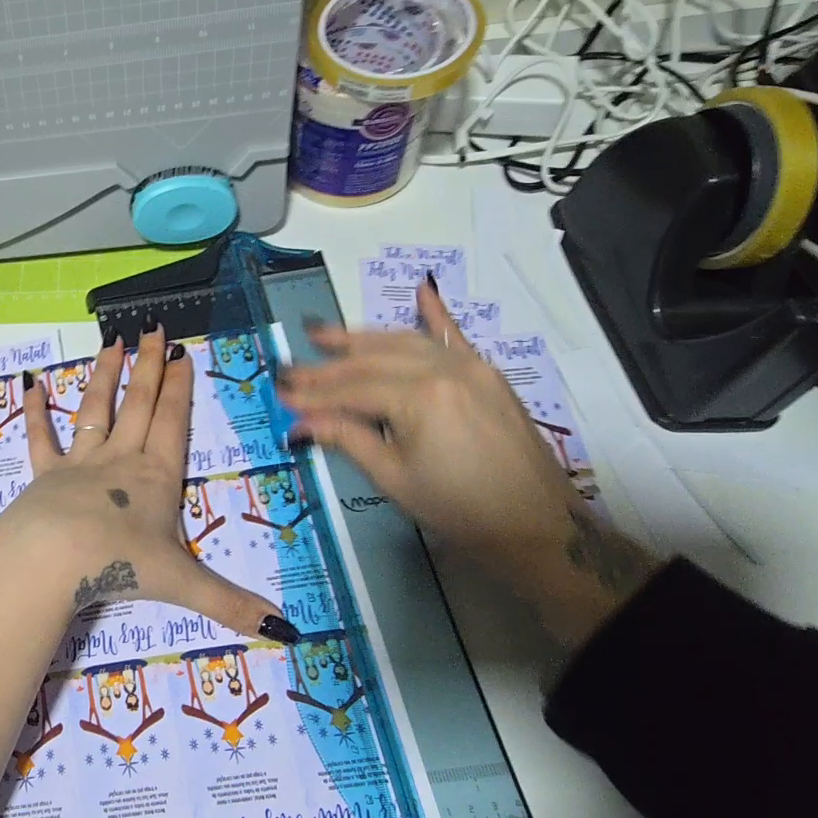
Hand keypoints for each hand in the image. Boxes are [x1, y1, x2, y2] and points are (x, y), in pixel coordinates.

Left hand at [1, 325, 296, 641]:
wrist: (53, 558)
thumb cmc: (120, 564)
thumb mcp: (184, 585)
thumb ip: (233, 605)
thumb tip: (288, 633)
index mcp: (156, 477)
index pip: (172, 422)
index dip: (179, 388)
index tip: (182, 353)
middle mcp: (120, 460)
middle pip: (138, 404)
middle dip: (148, 366)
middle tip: (153, 328)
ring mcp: (80, 464)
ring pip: (95, 410)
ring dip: (104, 375)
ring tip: (110, 341)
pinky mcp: (44, 475)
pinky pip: (41, 437)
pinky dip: (36, 411)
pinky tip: (31, 385)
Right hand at [276, 283, 659, 645]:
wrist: (536, 525)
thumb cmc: (458, 509)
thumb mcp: (395, 478)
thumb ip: (348, 439)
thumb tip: (301, 422)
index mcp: (419, 399)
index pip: (352, 390)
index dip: (313, 394)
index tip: (281, 392)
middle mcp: (444, 371)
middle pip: (373, 361)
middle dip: (329, 365)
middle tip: (292, 367)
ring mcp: (470, 368)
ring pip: (405, 343)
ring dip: (363, 339)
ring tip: (325, 336)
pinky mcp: (487, 375)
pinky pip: (455, 337)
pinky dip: (435, 314)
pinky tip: (421, 291)